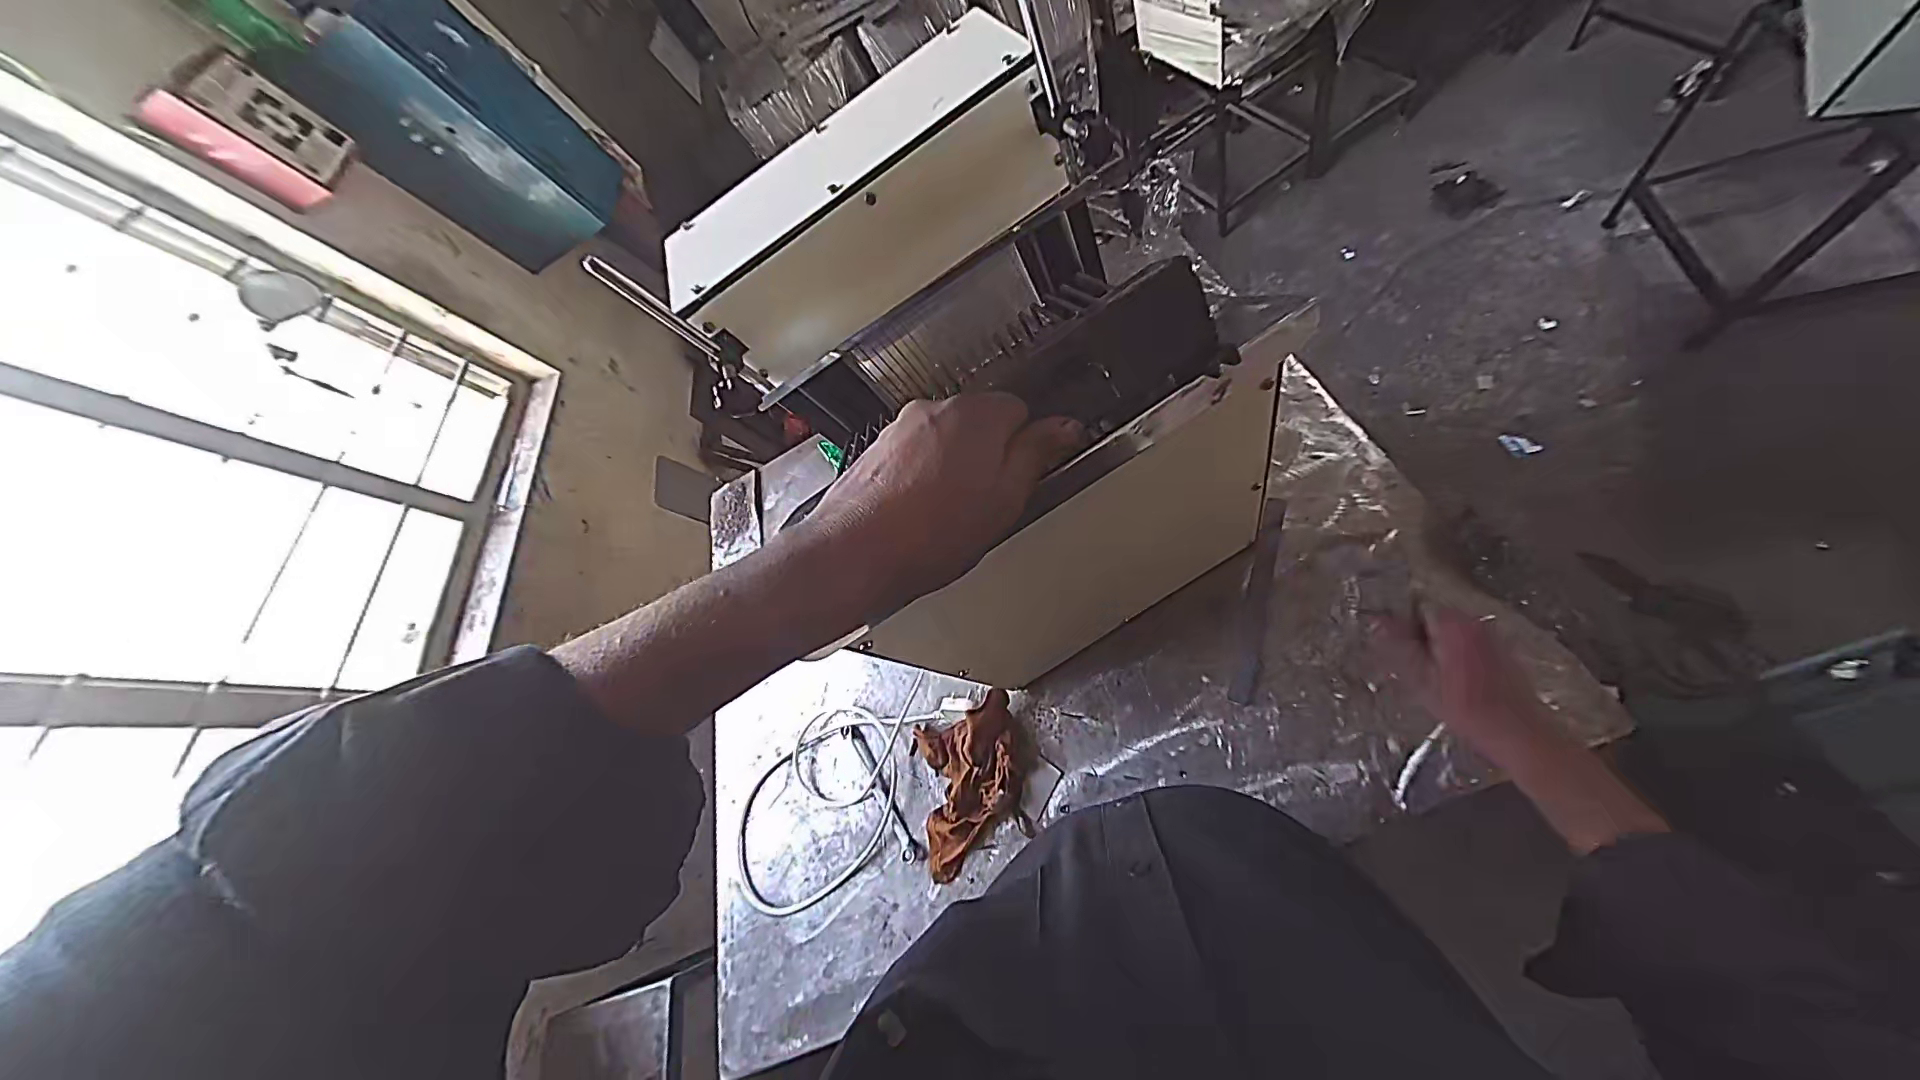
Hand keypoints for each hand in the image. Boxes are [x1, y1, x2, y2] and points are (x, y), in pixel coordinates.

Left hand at [797, 394, 1086, 615]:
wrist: (856, 551)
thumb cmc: (926, 535)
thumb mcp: (1005, 500)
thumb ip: (1036, 456)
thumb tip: (1062, 429)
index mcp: (976, 415)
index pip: (1020, 411)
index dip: (1026, 447)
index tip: (1024, 474)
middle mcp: (935, 410)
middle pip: (979, 423)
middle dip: (987, 456)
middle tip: (987, 502)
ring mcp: (901, 428)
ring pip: (945, 441)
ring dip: (953, 468)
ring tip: (949, 514)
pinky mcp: (877, 449)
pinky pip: (915, 455)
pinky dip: (921, 477)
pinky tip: (921, 513)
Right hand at [1373, 605, 1549, 759]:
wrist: (1518, 733)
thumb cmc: (1465, 707)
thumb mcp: (1419, 676)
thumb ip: (1397, 644)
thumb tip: (1376, 622)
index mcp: (1454, 624)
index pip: (1416, 608)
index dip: (1400, 625)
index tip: (1394, 645)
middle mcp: (1477, 623)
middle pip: (1435, 618)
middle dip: (1420, 637)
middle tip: (1414, 666)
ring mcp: (1494, 637)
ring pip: (1452, 633)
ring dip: (1439, 648)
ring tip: (1435, 677)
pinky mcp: (1504, 653)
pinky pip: (1470, 645)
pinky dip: (1458, 656)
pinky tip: (1457, 682)